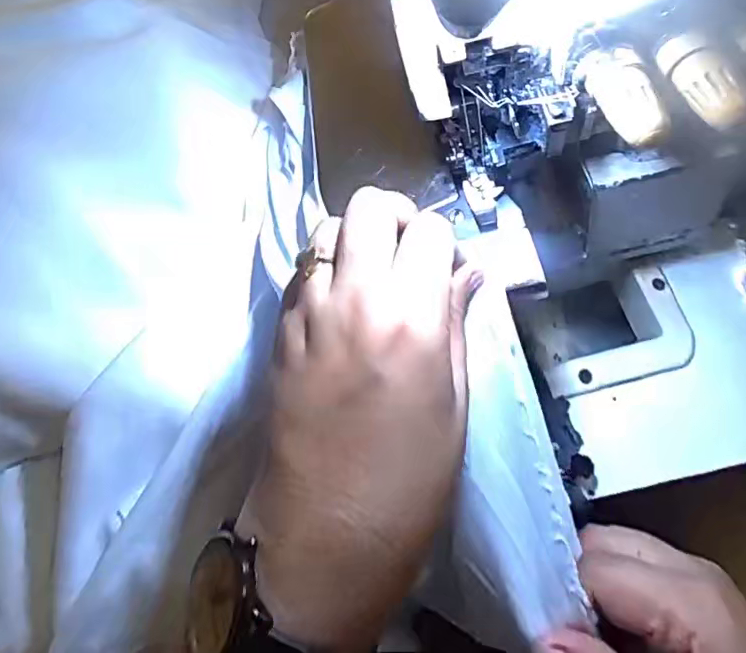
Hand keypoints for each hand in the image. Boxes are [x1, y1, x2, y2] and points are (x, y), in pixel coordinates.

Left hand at [239, 187, 484, 649]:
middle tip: (411, 253)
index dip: (446, 243)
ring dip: (356, 238)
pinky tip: (342, 302)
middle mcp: (356, 300)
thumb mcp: (454, 398)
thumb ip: (456, 320)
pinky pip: (302, 271)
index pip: (431, 230)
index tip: (450, 270)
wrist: (324, 537)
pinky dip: (326, 268)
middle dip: (399, 218)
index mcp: (412, 317)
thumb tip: (466, 272)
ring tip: (373, 273)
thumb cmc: (409, 476)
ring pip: (327, 229)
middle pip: (370, 207)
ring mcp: (309, 313)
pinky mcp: (278, 333)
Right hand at [540, 526, 745, 652]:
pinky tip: (618, 635)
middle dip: (575, 579)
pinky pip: (645, 575)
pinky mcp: (705, 595)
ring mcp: (703, 579)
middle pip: (606, 542)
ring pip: (623, 553)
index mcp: (690, 588)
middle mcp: (696, 569)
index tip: (538, 623)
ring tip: (585, 633)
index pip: (593, 558)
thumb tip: (548, 636)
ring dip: (596, 589)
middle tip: (558, 628)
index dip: (558, 592)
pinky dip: (621, 598)